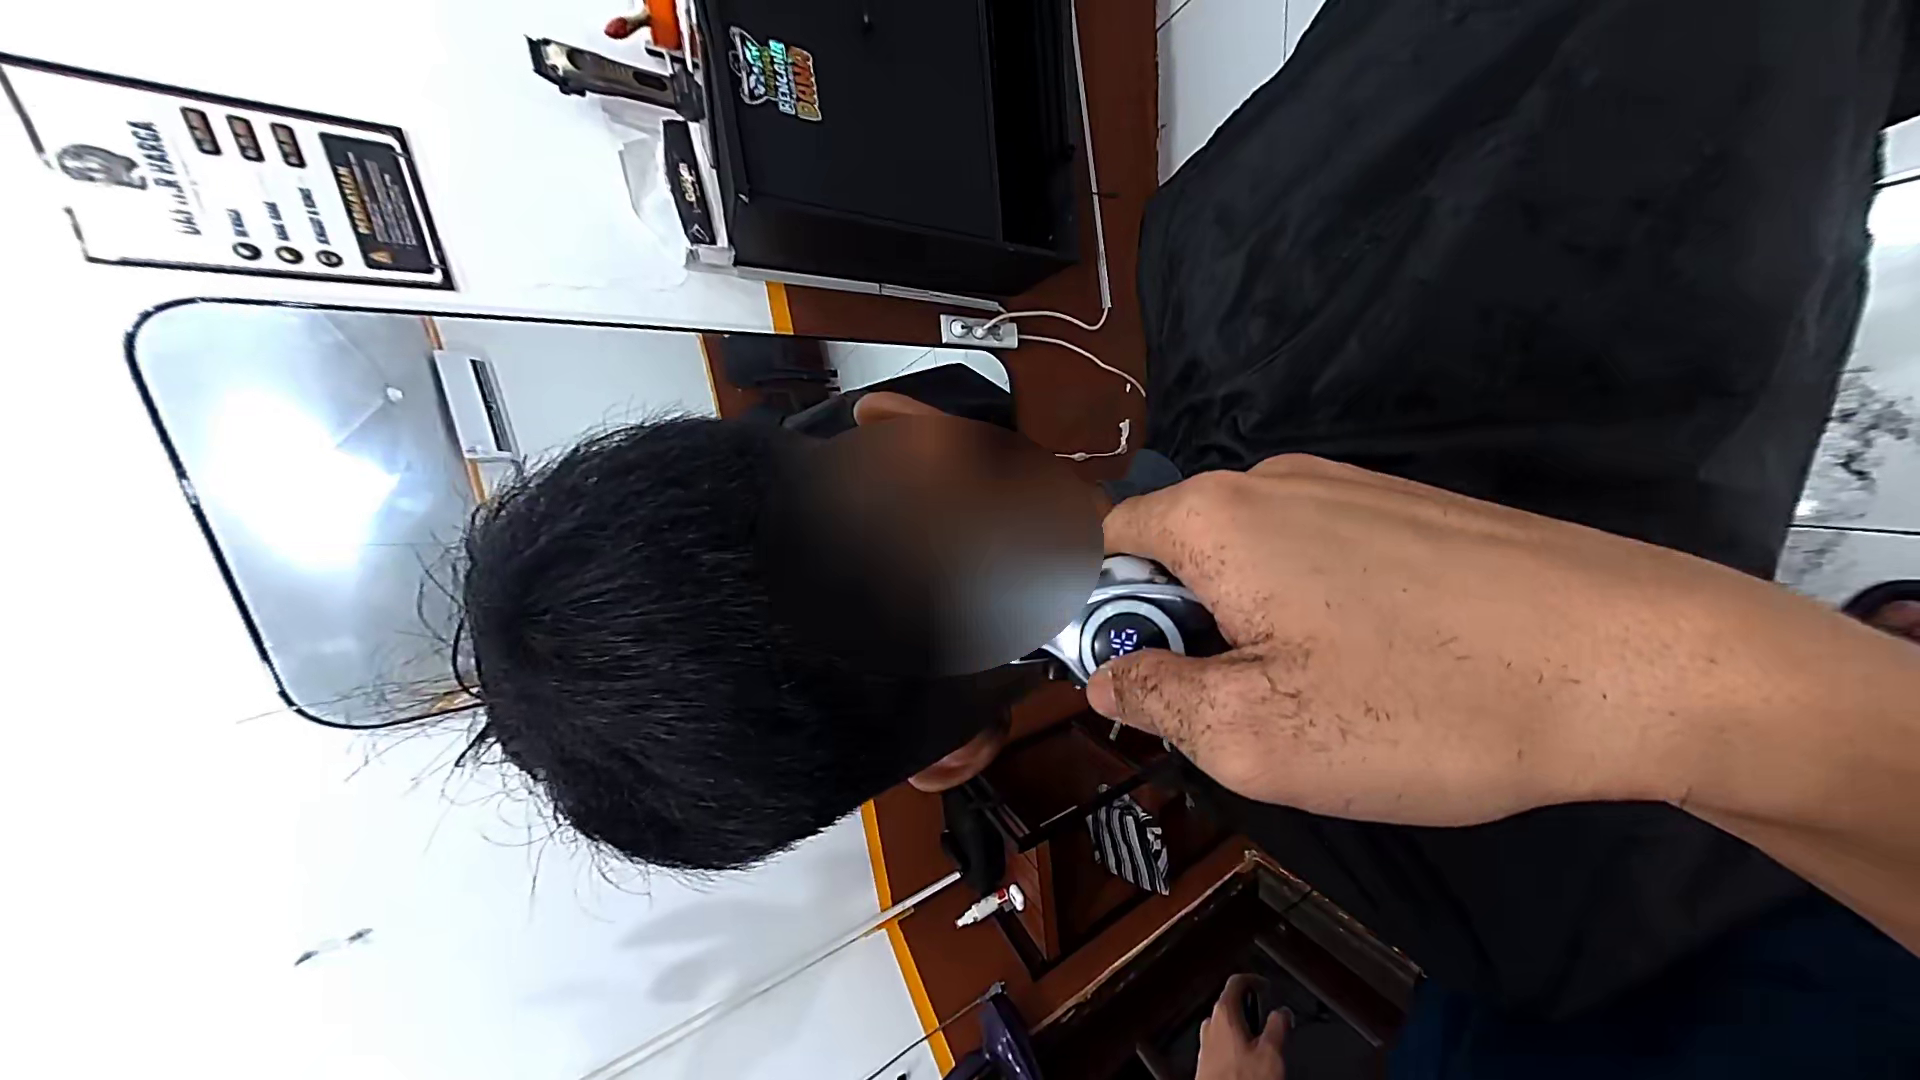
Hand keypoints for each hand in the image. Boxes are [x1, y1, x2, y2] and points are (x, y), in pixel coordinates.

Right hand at [1087, 455, 1919, 951]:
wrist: (1653, 664)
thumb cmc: (1425, 702)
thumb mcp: (1255, 733)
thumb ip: (1154, 700)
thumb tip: (1105, 679)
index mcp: (1212, 518)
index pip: (1103, 547)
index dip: (1103, 613)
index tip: (1144, 672)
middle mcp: (1264, 480)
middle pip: (1171, 550)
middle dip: (1177, 623)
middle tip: (1231, 697)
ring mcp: (1337, 483)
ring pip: (1238, 553)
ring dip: (1239, 616)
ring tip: (1309, 685)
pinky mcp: (1394, 502)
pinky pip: (1303, 549)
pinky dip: (1298, 600)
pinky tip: (1367, 654)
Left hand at [1198, 975, 1289, 1079]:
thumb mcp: (1270, 1054)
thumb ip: (1278, 1027)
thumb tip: (1283, 1011)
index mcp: (1224, 1013)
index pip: (1236, 982)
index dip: (1253, 980)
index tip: (1266, 986)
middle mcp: (1211, 1022)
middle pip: (1231, 1004)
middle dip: (1252, 1009)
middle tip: (1270, 1021)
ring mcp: (1206, 1042)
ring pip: (1227, 1026)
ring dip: (1245, 1029)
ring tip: (1264, 1046)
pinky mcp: (1206, 1061)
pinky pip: (1223, 1044)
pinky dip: (1237, 1045)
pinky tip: (1249, 1065)